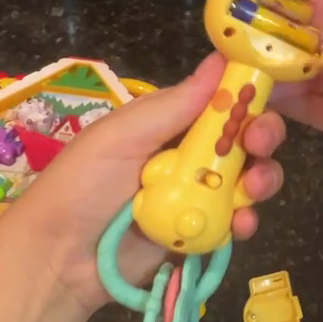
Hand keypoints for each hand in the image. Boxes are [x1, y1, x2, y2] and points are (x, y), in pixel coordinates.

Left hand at [1, 53, 285, 313]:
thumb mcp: (120, 136)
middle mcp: (193, 152)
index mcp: (173, 121)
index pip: (223, 98)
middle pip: (246, 135)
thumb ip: (174, 105)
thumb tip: (220, 60)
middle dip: (263, 134)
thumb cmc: (81, 185)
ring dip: (263, 177)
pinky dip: (248, 220)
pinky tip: (241, 225)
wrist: (56, 261)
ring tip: (254, 190)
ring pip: (251, 176)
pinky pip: (239, 220)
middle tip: (259, 143)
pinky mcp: (204, 231)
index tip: (266, 93)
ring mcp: (201, 193)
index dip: (249, 93)